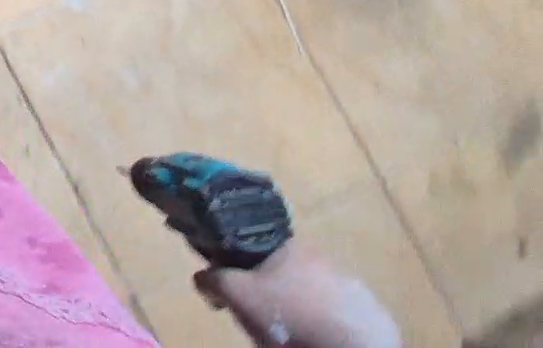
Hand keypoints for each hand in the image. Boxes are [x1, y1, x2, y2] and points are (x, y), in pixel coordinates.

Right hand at [195, 242, 400, 347]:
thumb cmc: (289, 316)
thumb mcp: (234, 293)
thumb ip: (211, 277)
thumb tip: (202, 276)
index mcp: (292, 245)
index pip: (254, 242)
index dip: (238, 262)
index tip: (232, 281)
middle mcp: (326, 259)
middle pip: (283, 268)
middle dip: (267, 286)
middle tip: (258, 310)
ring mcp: (357, 289)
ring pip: (312, 291)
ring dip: (298, 304)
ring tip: (289, 329)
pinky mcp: (376, 317)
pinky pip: (339, 313)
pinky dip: (325, 322)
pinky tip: (317, 337)